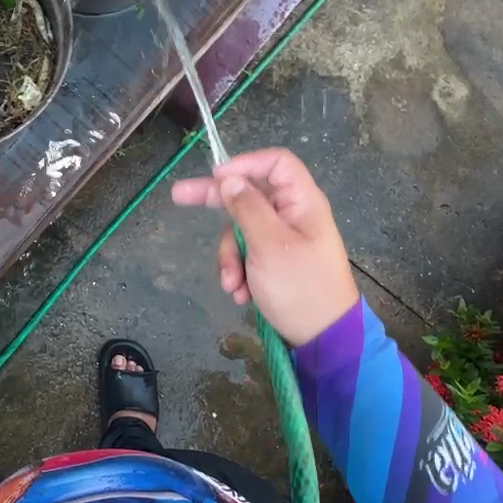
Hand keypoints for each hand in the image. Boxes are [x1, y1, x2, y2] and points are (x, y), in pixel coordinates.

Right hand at [170, 148, 359, 345]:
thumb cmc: (300, 287)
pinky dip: (239, 272)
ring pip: (242, 230)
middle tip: (178, 196)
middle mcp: (293, 215)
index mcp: (302, 202)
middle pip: (250, 194)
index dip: (245, 164)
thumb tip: (228, 179)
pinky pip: (247, 254)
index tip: (216, 176)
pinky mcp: (275, 262)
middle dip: (216, 203)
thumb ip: (247, 208)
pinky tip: (240, 294)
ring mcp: (283, 239)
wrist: (323, 338)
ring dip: (230, 257)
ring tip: (232, 284)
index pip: (276, 163)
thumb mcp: (269, 245)